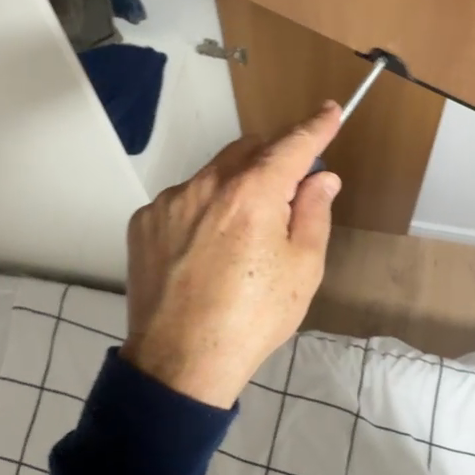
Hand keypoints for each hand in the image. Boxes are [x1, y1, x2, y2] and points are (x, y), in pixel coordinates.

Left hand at [122, 104, 344, 407]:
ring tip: (241, 238)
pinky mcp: (144, 223)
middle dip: (273, 160)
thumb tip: (321, 178)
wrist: (180, 362)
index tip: (330, 112)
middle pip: (248, 150)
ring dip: (235, 187)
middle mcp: (207, 185)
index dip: (316, 127)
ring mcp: (169, 202)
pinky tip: (206, 251)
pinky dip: (202, 211)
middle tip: (289, 191)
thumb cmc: (253, 318)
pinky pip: (182, 200)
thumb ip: (313, 212)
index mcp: (252, 193)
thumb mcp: (302, 269)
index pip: (292, 144)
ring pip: (212, 175)